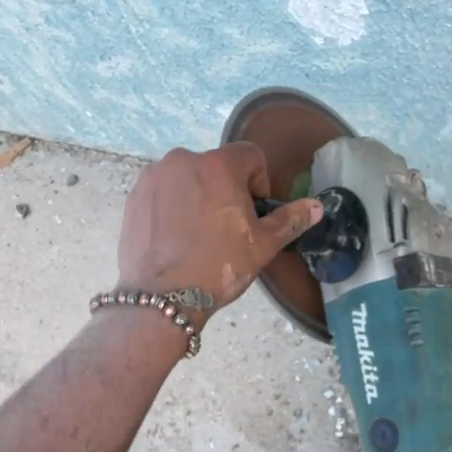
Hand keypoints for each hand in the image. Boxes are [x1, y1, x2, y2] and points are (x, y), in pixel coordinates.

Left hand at [117, 144, 321, 321]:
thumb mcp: (263, 245)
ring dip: (199, 197)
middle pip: (217, 166)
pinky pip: (164, 191)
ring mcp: (154, 176)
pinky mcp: (135, 195)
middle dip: (227, 191)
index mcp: (218, 166)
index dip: (259, 183)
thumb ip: (290, 220)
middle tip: (228, 229)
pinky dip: (173, 207)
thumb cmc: (219, 267)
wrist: (163, 296)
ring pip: (188, 178)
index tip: (253, 213)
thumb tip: (317, 206)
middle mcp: (183, 160)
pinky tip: (177, 238)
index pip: (250, 155)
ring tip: (200, 236)